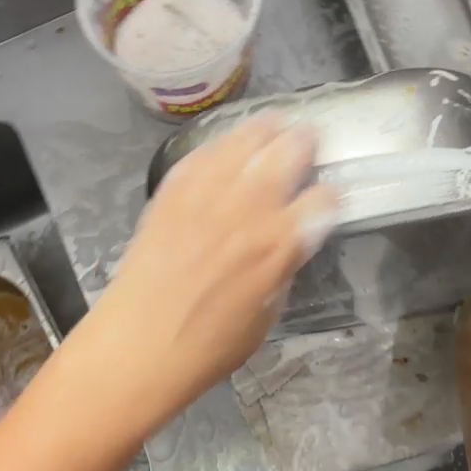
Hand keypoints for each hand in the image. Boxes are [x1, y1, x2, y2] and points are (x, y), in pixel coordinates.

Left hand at [75, 112, 338, 427]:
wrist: (139, 344)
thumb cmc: (209, 346)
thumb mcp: (268, 314)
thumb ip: (282, 268)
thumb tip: (287, 245)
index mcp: (279, 244)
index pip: (323, 200)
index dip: (331, 197)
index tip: (328, 198)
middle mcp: (247, 208)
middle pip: (287, 153)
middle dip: (304, 142)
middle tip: (307, 138)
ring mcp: (206, 194)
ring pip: (244, 142)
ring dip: (264, 129)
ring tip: (273, 124)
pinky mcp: (172, 192)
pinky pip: (201, 154)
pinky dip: (218, 145)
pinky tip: (226, 145)